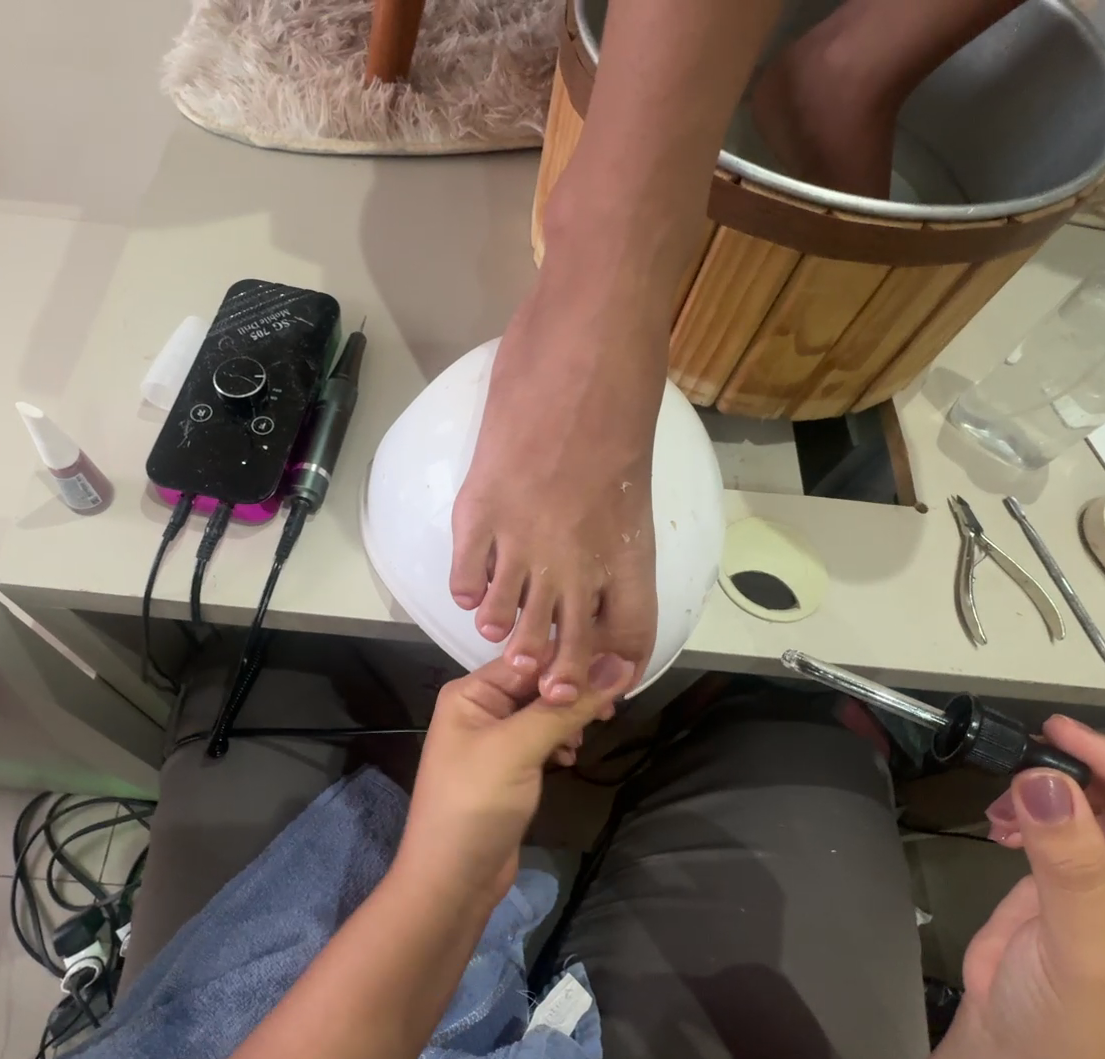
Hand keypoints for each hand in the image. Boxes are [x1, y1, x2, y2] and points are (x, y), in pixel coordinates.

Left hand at [397, 654, 633, 899]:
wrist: (453, 881)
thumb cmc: (476, 804)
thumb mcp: (520, 747)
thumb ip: (568, 707)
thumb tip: (618, 665)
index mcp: (470, 691)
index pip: (530, 658)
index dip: (571, 662)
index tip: (616, 668)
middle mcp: (480, 707)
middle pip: (538, 683)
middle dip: (573, 692)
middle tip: (611, 707)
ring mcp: (493, 739)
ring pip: (544, 712)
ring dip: (569, 719)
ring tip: (590, 733)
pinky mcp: (508, 767)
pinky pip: (542, 739)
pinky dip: (560, 742)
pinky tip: (571, 756)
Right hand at [450, 216, 672, 705]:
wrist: (593, 329)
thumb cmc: (628, 385)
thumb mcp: (638, 465)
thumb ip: (615, 516)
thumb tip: (592, 542)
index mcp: (629, 543)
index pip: (631, 630)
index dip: (619, 666)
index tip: (606, 681)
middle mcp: (578, 553)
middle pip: (566, 638)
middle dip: (557, 672)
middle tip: (543, 684)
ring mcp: (525, 532)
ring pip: (511, 614)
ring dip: (507, 633)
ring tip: (501, 638)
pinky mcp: (482, 503)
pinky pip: (467, 569)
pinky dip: (467, 586)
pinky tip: (469, 590)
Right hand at [924, 717, 1104, 1058]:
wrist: (1014, 1056)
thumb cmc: (1079, 1029)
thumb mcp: (1088, 952)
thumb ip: (1073, 865)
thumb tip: (1045, 779)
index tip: (1070, 734)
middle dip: (1086, 782)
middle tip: (1031, 751)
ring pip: (1098, 813)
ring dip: (1051, 796)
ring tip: (1007, 802)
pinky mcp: (1074, 883)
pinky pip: (1060, 827)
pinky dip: (1027, 813)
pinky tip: (1002, 823)